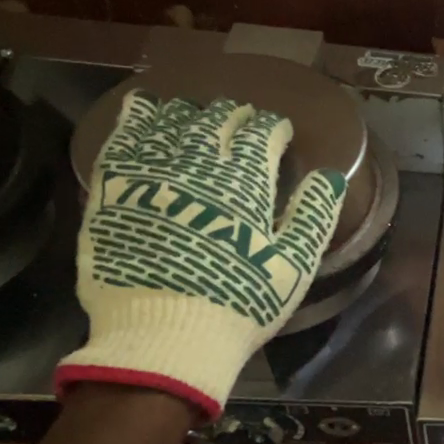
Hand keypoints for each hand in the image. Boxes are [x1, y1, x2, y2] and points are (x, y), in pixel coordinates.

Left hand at [56, 91, 346, 419]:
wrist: (166, 334)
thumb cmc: (239, 302)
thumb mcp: (294, 265)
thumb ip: (313, 215)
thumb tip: (331, 175)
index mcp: (246, 185)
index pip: (261, 136)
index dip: (272, 127)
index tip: (278, 129)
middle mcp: (197, 168)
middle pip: (214, 124)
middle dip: (231, 114)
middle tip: (238, 114)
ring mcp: (150, 176)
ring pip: (169, 125)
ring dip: (185, 112)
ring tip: (193, 110)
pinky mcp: (112, 192)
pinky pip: (122, 142)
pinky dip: (135, 122)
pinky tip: (142, 112)